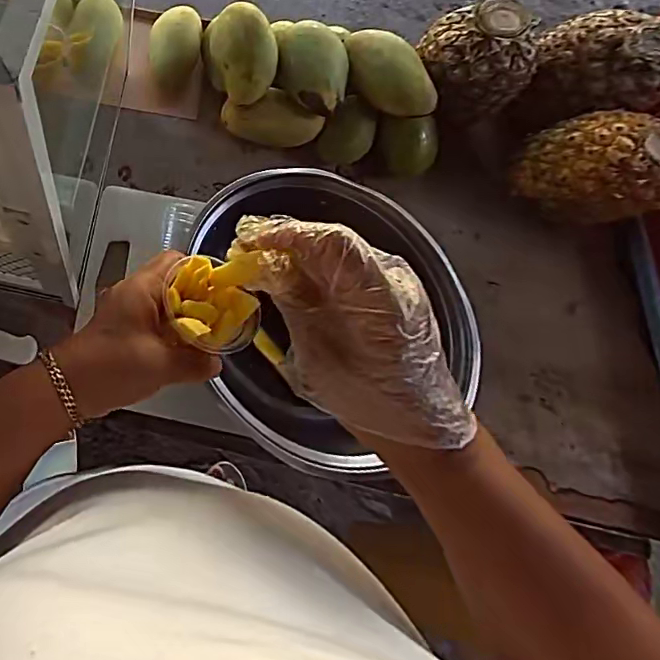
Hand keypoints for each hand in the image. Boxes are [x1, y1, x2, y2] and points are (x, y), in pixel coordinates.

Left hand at [51, 250, 221, 418]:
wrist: (69, 387)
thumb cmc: (111, 366)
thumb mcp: (160, 366)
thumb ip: (194, 362)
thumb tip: (215, 361)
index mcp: (140, 287)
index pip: (177, 261)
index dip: (203, 274)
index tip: (223, 293)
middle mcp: (132, 291)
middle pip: (174, 282)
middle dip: (199, 299)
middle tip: (220, 318)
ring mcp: (126, 309)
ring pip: (164, 302)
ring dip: (185, 317)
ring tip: (207, 336)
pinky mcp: (123, 327)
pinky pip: (154, 319)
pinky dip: (171, 330)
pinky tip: (184, 350)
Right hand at [236, 216, 475, 449]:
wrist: (418, 424)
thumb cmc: (371, 402)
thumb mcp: (319, 359)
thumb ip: (292, 304)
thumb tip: (256, 266)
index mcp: (382, 301)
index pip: (334, 243)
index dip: (289, 235)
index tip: (252, 242)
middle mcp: (391, 279)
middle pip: (329, 239)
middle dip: (281, 238)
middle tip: (241, 247)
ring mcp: (389, 279)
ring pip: (330, 246)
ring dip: (289, 247)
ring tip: (251, 256)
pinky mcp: (378, 285)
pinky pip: (337, 261)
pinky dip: (303, 260)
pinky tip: (278, 269)